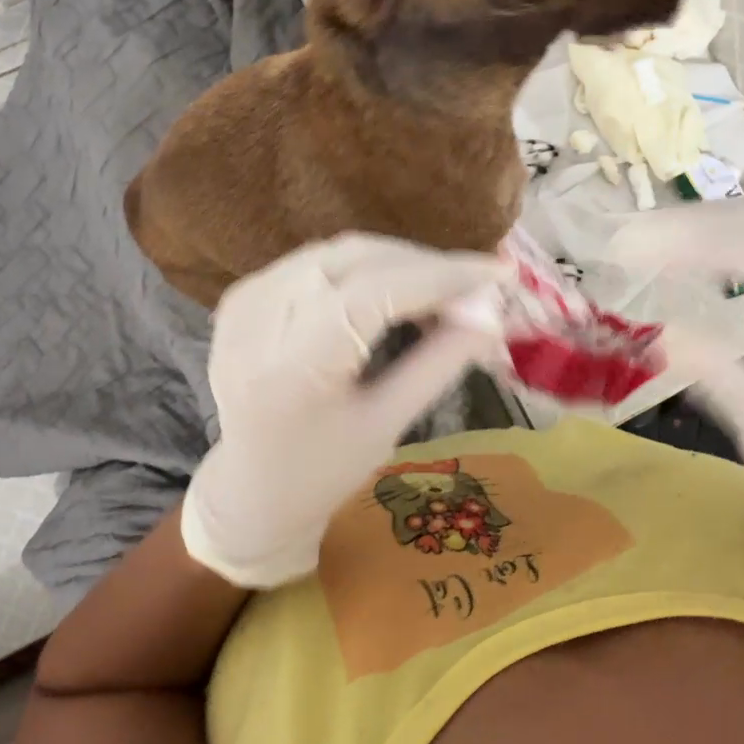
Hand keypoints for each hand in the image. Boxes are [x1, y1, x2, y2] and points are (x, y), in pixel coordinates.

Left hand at [184, 234, 508, 587]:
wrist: (248, 491)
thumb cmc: (322, 472)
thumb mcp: (387, 424)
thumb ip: (440, 363)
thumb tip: (493, 314)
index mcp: (292, 365)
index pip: (376, 291)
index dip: (442, 276)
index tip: (499, 272)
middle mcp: (259, 318)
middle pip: (359, 259)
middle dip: (426, 266)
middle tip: (479, 287)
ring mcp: (246, 301)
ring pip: (341, 253)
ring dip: (400, 263)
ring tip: (446, 290)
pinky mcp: (244, 295)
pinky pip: (319, 262)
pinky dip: (368, 268)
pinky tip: (400, 289)